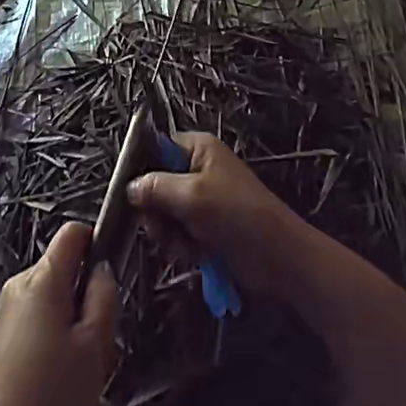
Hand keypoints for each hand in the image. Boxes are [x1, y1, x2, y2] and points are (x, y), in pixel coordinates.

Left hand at [0, 221, 118, 405]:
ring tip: (81, 360)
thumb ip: (105, 295)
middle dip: (87, 291)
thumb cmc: (48, 395)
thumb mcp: (93, 344)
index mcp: (43, 278)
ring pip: (55, 294)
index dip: (98, 241)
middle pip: (66, 266)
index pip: (74, 232)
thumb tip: (104, 268)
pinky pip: (40, 316)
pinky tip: (61, 371)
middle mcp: (21, 284)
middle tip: (99, 333)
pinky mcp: (4, 335)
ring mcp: (9, 309)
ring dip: (73, 317)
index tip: (112, 269)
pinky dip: (56, 334)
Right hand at [126, 131, 313, 295]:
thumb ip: (155, 187)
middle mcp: (196, 169)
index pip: (155, 148)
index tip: (133, 193)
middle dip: (157, 211)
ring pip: (162, 214)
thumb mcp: (193, 195)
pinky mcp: (203, 228)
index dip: (142, 170)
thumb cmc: (238, 214)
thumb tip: (128, 187)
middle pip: (154, 185)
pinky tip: (197, 254)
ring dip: (170, 233)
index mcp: (198, 148)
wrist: (277, 258)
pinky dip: (182, 246)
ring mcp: (199, 200)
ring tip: (189, 243)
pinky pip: (176, 234)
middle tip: (167, 225)